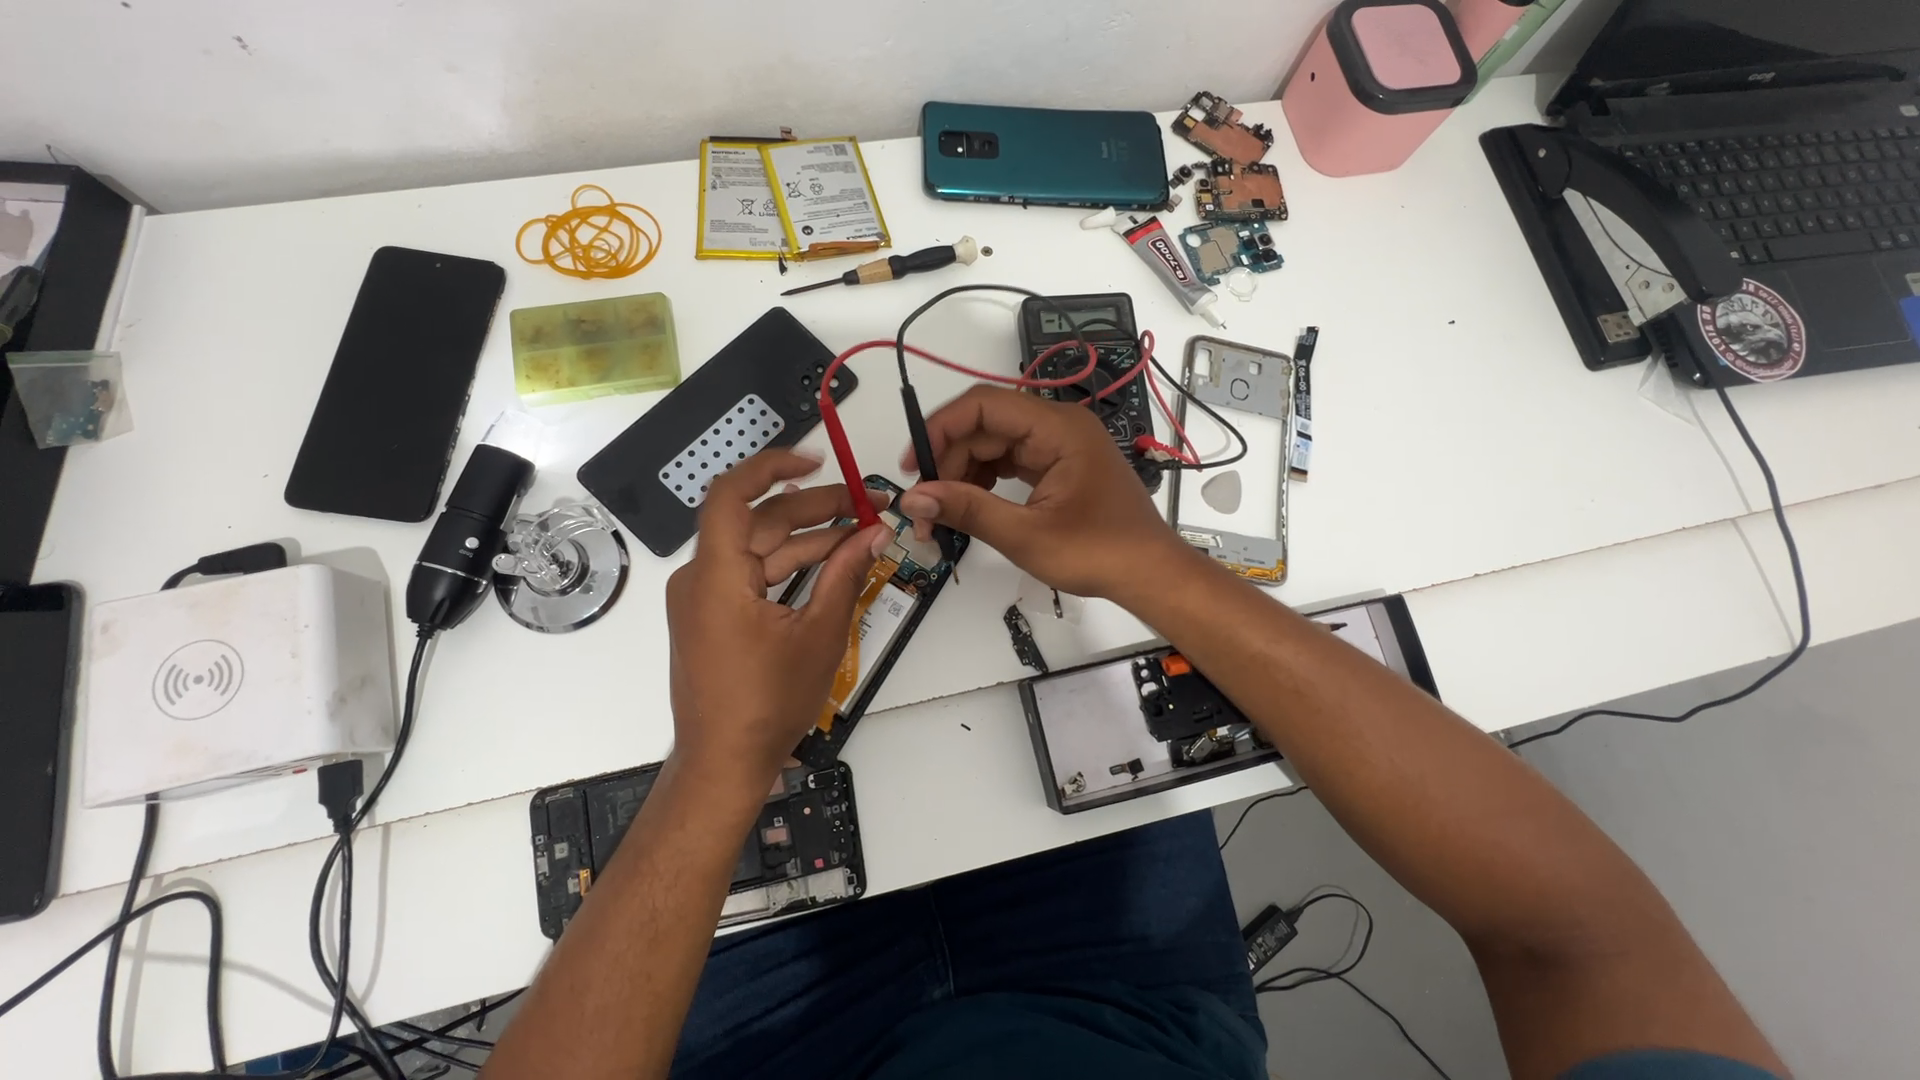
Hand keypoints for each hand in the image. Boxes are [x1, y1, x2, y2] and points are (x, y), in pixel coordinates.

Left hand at [664, 451, 890, 793]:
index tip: (818, 461)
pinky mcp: (713, 617)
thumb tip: (875, 533)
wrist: (725, 762)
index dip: (772, 466)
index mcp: (716, 576)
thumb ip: (846, 575)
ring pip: (760, 549)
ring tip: (862, 533)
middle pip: (759, 521)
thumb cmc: (767, 704)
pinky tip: (832, 563)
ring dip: (809, 539)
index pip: (731, 494)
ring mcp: (704, 599)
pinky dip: (790, 567)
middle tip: (869, 505)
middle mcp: (701, 579)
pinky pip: (753, 576)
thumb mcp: (819, 636)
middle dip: (816, 508)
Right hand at [898, 385, 1191, 601]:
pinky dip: (984, 480)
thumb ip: (968, 511)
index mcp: (1057, 428)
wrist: (1150, 573)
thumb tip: (913, 500)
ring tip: (941, 513)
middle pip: (985, 425)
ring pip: (994, 443)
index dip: (939, 429)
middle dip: (948, 460)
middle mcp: (1058, 425)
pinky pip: (1010, 460)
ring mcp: (1060, 444)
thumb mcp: (1026, 535)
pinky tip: (968, 506)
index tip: (912, 467)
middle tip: (923, 505)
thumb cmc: (1098, 553)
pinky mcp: (1059, 465)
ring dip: (962, 473)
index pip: (983, 405)